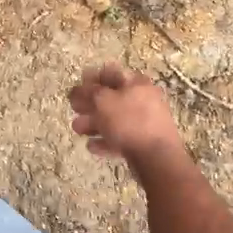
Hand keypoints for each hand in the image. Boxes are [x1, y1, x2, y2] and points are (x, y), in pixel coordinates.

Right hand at [68, 64, 185, 170]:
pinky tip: (92, 146)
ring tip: (77, 130)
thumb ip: (87, 91)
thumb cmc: (128, 121)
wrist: (158, 159)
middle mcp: (143, 99)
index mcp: (136, 83)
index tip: (77, 88)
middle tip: (74, 109)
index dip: (90, 78)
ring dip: (93, 123)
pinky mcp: (145, 143)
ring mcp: (146, 123)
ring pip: (114, 119)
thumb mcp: (101, 100)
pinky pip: (122, 137)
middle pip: (110, 98)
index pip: (109, 73)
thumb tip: (77, 89)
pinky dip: (106, 140)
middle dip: (89, 104)